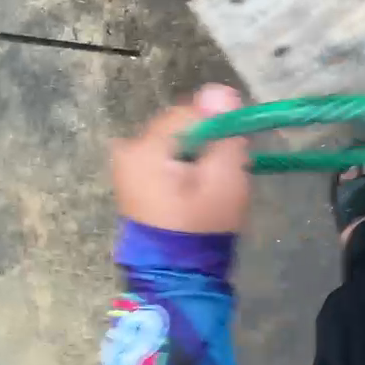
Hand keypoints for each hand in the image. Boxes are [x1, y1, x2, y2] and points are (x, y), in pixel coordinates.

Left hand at [111, 84, 251, 233]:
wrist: (177, 274)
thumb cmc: (203, 224)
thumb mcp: (225, 176)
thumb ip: (224, 132)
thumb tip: (220, 90)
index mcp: (146, 147)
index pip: (193, 111)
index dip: (221, 123)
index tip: (238, 145)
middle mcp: (128, 149)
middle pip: (182, 124)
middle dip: (209, 138)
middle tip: (228, 165)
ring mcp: (126, 165)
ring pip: (176, 139)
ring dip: (198, 150)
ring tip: (213, 179)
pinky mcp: (132, 179)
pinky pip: (166, 155)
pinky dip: (185, 163)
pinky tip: (197, 186)